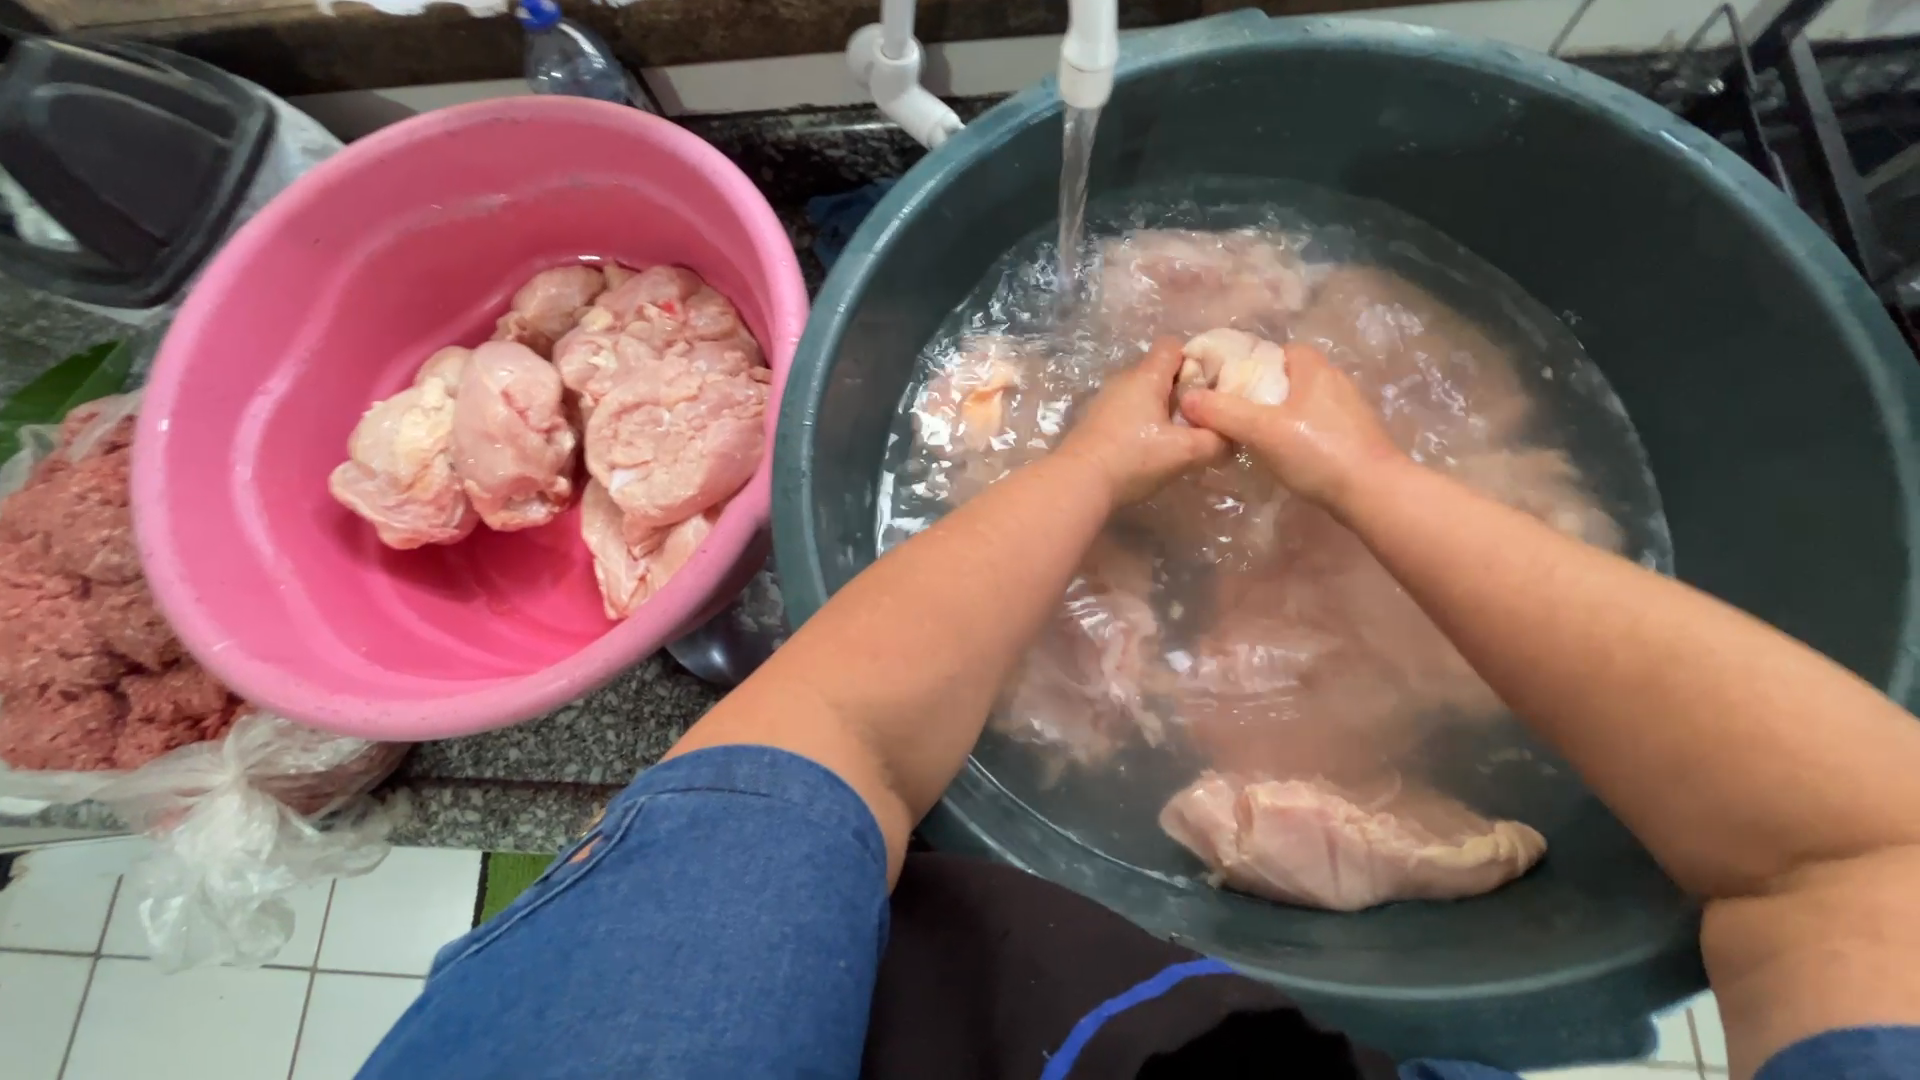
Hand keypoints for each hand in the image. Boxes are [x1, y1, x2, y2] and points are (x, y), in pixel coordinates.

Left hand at [1058, 337, 1227, 505]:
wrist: (1078, 482)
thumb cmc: (1133, 459)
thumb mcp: (1185, 452)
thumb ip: (1217, 441)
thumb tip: (1234, 437)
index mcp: (1146, 376)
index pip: (1173, 345)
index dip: (1195, 359)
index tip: (1210, 386)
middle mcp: (1122, 380)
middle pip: (1158, 371)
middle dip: (1181, 389)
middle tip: (1200, 416)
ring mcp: (1104, 401)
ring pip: (1142, 394)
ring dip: (1161, 409)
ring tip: (1177, 436)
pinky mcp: (1094, 422)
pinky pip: (1126, 412)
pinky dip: (1141, 423)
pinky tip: (1149, 448)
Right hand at [1178, 342, 1402, 509]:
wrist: (1373, 492)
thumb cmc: (1318, 452)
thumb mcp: (1262, 431)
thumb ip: (1223, 412)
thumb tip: (1187, 399)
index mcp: (1314, 369)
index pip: (1278, 351)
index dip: (1251, 364)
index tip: (1227, 386)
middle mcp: (1334, 381)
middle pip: (1288, 378)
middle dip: (1261, 392)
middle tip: (1233, 414)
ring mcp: (1348, 410)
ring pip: (1302, 403)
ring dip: (1279, 416)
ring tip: (1253, 437)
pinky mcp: (1353, 437)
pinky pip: (1316, 425)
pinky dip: (1297, 434)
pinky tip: (1284, 455)